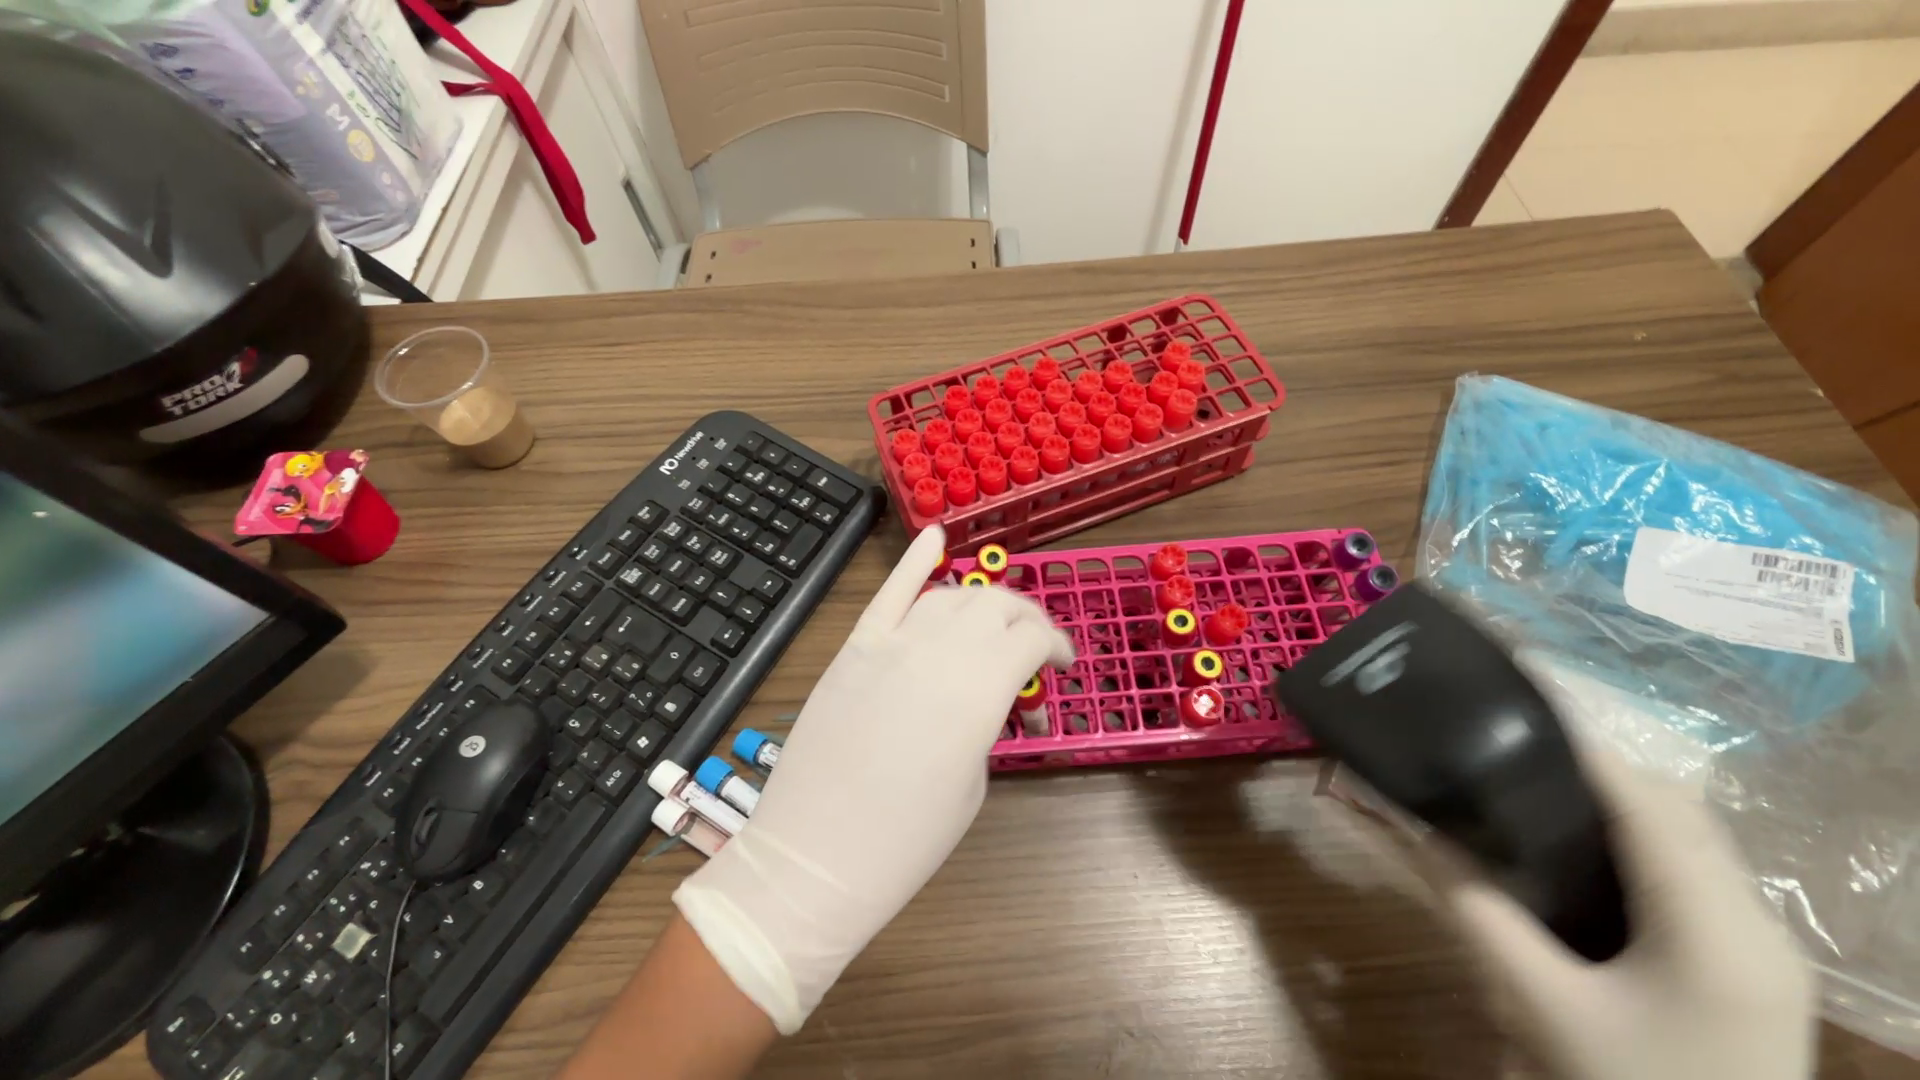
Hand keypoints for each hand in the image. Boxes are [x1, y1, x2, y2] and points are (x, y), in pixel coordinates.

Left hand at [673, 526, 1073, 1032]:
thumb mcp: (972, 785)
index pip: (1030, 638)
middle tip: (1034, 648)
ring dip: (981, 602)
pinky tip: (935, 536)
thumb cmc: (905, 840)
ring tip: (994, 624)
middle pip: (995, 605)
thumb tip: (992, 698)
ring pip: (949, 596)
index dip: (1056, 645)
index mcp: (978, 690)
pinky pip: (887, 593)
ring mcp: (889, 645)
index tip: (1060, 666)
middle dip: (1025, 618)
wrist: (814, 856)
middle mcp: (937, 652)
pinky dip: (914, 560)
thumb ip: (987, 723)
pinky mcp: (853, 650)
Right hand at [1422, 744, 1815, 1079]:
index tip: (1513, 706)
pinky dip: (1636, 841)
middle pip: (1678, 811)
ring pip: (1690, 840)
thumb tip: (1418, 835)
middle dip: (1597, 767)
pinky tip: (1581, 853)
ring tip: (1533, 787)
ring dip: (1618, 802)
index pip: (1649, 804)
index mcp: (1717, 927)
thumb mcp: (1544, 1008)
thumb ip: (1479, 915)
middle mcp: (1757, 922)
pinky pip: (1691, 874)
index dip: (1582, 747)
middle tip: (1508, 748)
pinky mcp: (1747, 967)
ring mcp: (1761, 947)